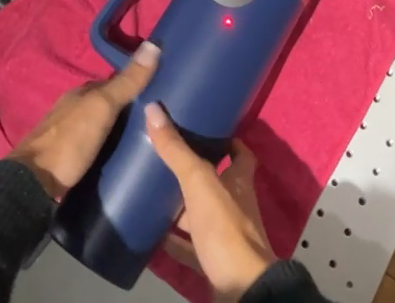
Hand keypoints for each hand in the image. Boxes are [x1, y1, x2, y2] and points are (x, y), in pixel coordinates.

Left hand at [9, 41, 159, 198]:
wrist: (33, 184)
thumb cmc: (70, 141)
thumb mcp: (103, 107)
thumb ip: (127, 82)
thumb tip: (153, 44)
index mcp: (82, 92)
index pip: (116, 81)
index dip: (137, 83)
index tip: (162, 91)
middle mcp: (74, 108)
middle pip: (108, 103)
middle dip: (130, 108)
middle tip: (159, 118)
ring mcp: (69, 133)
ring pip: (102, 124)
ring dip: (120, 127)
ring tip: (147, 137)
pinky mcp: (68, 157)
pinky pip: (96, 143)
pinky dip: (110, 144)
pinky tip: (121, 154)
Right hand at [145, 103, 275, 301]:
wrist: (239, 286)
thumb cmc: (225, 227)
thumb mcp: (199, 181)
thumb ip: (177, 151)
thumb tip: (154, 110)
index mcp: (239, 180)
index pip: (240, 153)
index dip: (228, 141)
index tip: (207, 129)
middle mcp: (235, 204)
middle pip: (217, 182)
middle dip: (196, 172)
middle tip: (167, 157)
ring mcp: (225, 234)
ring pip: (202, 213)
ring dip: (183, 206)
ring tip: (155, 192)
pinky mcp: (213, 260)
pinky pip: (190, 246)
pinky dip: (174, 240)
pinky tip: (154, 235)